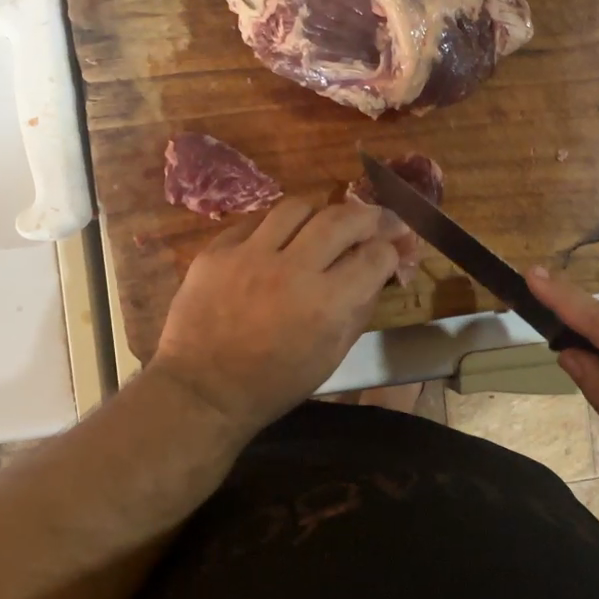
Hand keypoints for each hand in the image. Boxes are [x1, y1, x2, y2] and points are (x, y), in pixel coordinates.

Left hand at [151, 198, 401, 430]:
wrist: (204, 391)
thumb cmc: (275, 384)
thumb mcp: (331, 356)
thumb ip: (359, 308)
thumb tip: (378, 273)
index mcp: (327, 304)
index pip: (376, 255)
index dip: (392, 250)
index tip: (394, 250)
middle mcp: (293, 269)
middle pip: (343, 218)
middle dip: (370, 217)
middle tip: (376, 221)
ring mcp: (250, 255)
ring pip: (298, 207)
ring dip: (319, 215)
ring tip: (323, 227)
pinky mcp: (217, 251)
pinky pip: (255, 222)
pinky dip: (276, 228)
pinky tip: (279, 242)